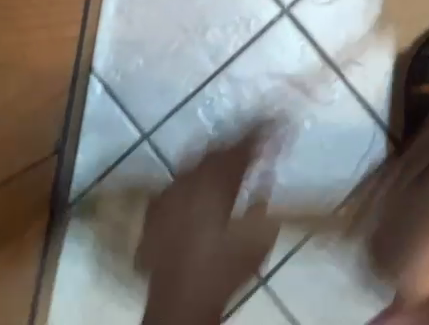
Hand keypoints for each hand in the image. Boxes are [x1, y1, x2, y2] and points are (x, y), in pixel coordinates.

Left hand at [137, 125, 279, 324]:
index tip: (275, 124)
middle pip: (216, 151)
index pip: (243, 147)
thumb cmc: (225, 270)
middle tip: (253, 141)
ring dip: (212, 161)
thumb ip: (262, 201)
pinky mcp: (153, 212)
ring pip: (193, 165)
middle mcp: (190, 181)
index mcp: (218, 182)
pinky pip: (175, 186)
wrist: (180, 304)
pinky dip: (189, 182)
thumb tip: (265, 179)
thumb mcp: (258, 238)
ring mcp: (168, 195)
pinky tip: (196, 189)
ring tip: (226, 163)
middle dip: (235, 144)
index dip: (260, 133)